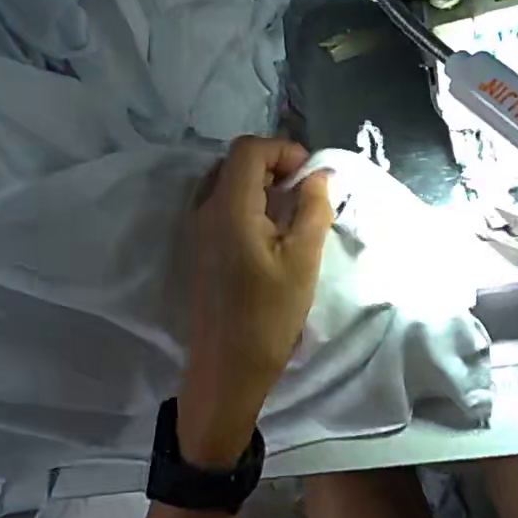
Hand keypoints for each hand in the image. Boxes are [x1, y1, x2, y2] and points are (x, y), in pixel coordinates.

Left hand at [179, 136, 333, 468]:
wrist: (227, 368)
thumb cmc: (269, 314)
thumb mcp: (304, 258)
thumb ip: (313, 207)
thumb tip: (321, 174)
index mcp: (229, 207)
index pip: (248, 149)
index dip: (282, 149)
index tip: (309, 174)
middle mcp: (205, 209)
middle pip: (235, 160)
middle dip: (273, 162)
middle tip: (303, 186)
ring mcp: (196, 228)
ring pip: (226, 180)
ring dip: (259, 180)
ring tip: (289, 205)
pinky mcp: (199, 246)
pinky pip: (220, 202)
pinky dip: (246, 199)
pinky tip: (269, 226)